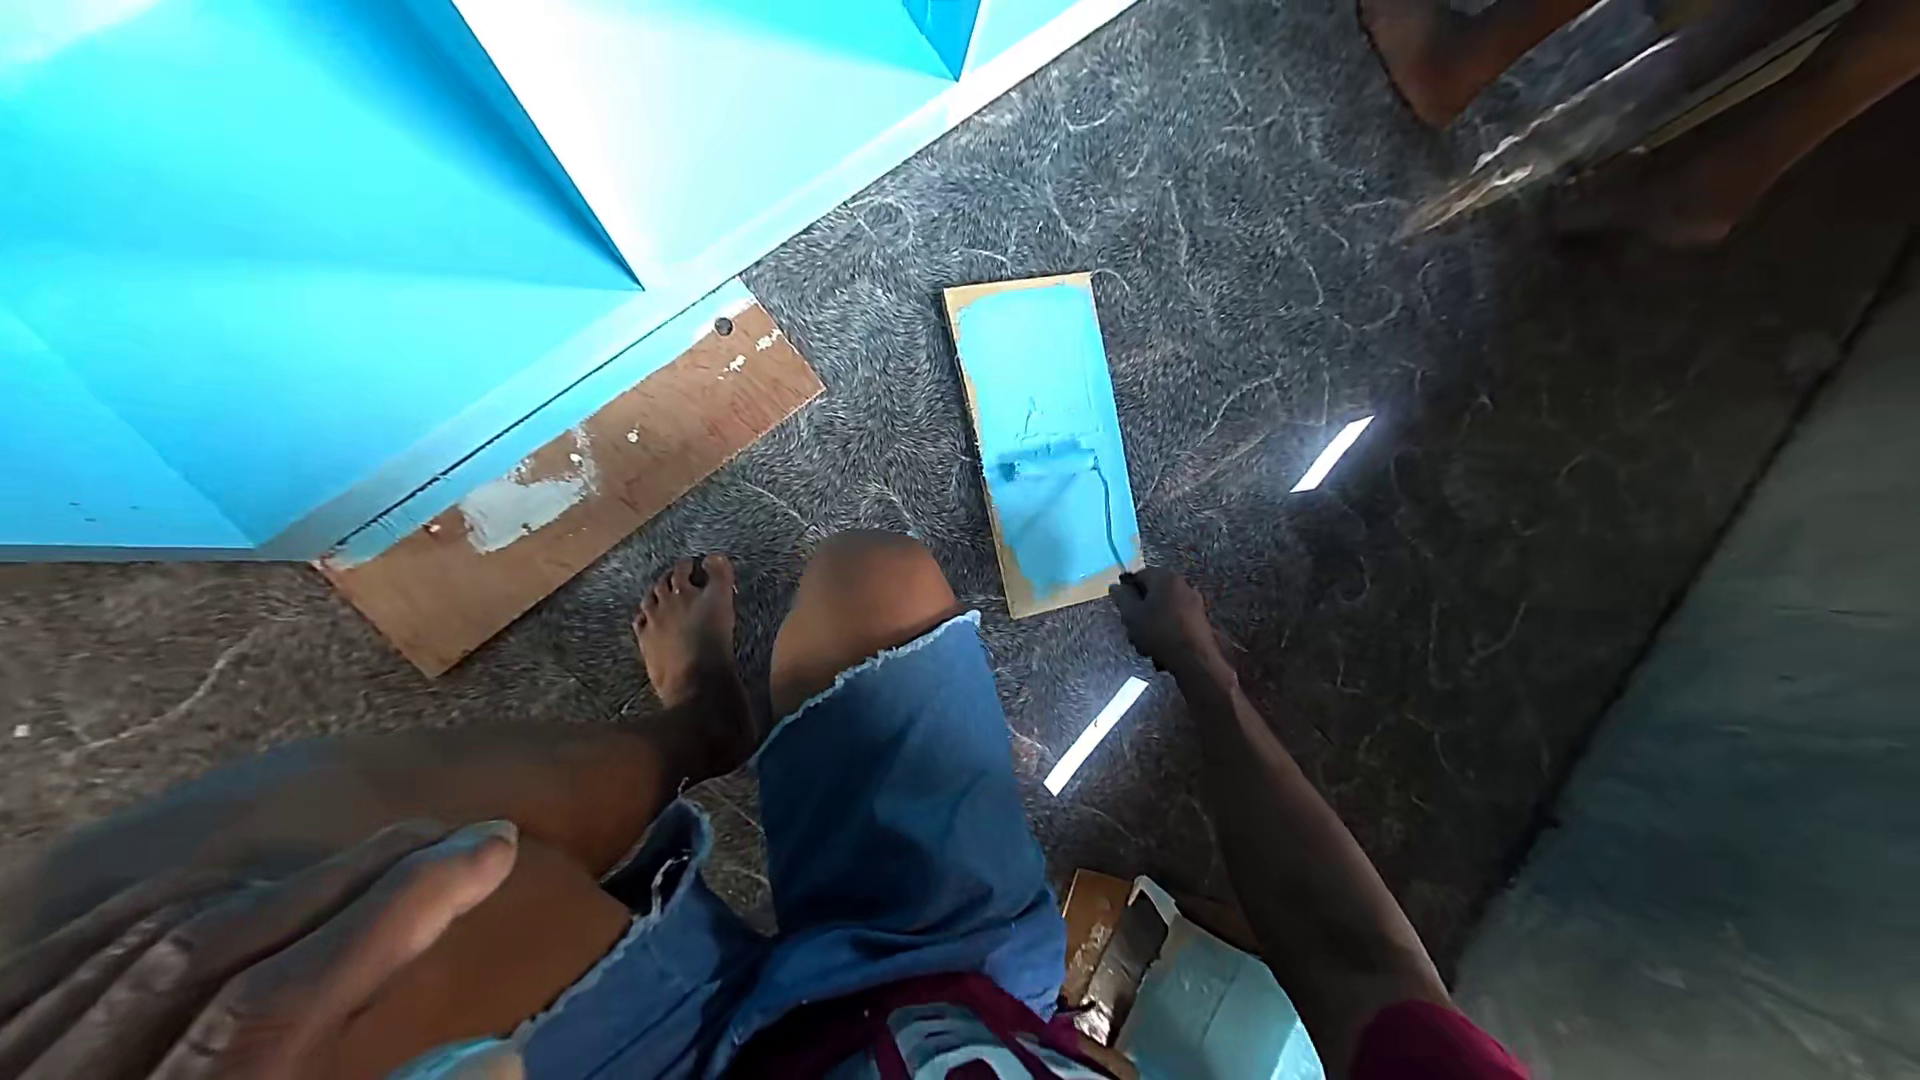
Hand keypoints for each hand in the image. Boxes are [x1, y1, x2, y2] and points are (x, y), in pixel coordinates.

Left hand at [0, 820, 518, 1078]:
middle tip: (454, 834)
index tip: (495, 846)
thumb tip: (502, 1056)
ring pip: (156, 938)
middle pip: (225, 949)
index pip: (285, 1004)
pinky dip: (184, 897)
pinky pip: (71, 948)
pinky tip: (252, 882)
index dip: (401, 907)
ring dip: (294, 879)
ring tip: (380, 856)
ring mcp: (0, 1076)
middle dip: (364, 870)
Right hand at [1108, 567, 1231, 683]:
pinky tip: (1160, 648)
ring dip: (1151, 624)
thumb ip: (1122, 597)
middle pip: (1152, 594)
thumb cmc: (1159, 632)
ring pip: (1163, 609)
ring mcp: (1194, 603)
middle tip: (1132, 628)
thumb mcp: (1131, 614)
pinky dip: (1166, 631)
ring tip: (1145, 644)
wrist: (1194, 659)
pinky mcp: (1200, 621)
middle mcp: (1183, 586)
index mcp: (1166, 578)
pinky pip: (1175, 620)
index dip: (1127, 590)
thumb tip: (1116, 586)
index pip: (1139, 575)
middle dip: (1139, 611)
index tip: (1122, 608)